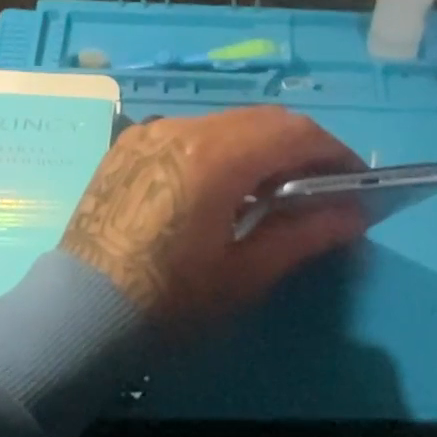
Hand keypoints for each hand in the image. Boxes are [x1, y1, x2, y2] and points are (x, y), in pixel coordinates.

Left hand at [62, 106, 367, 321]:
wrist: (81, 315)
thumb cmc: (169, 302)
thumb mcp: (245, 275)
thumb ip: (305, 236)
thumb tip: (354, 217)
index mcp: (214, 158)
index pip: (295, 133)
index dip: (335, 153)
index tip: (356, 183)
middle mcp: (181, 129)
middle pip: (262, 121)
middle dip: (302, 149)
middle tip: (323, 188)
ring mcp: (149, 134)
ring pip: (227, 125)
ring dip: (262, 150)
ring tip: (278, 194)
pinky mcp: (128, 149)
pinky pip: (192, 137)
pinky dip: (224, 154)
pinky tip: (228, 193)